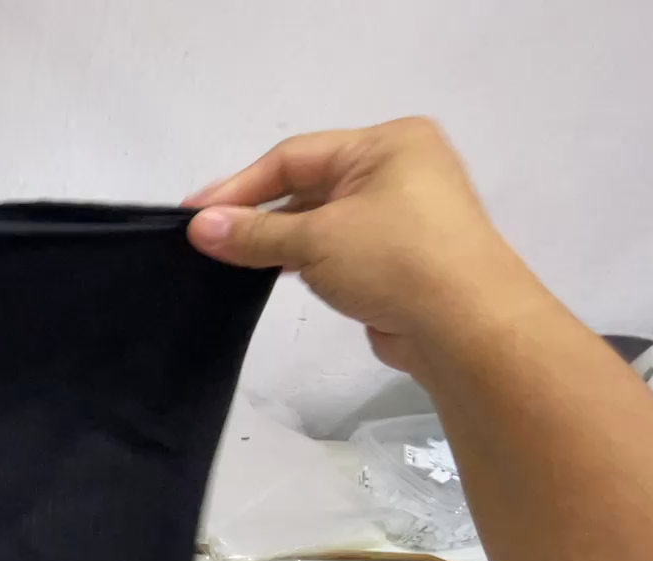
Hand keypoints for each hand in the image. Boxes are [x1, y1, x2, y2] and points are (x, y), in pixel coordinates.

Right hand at [184, 117, 555, 375]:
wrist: (461, 324)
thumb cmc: (394, 261)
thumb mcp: (314, 239)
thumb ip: (252, 232)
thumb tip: (198, 227)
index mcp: (386, 144)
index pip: (291, 157)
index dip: (236, 187)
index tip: (190, 215)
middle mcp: (394, 169)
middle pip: (302, 183)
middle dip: (252, 210)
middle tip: (202, 237)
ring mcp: (394, 212)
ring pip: (314, 216)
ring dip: (271, 235)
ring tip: (225, 256)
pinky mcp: (389, 252)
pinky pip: (328, 242)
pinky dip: (294, 253)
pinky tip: (265, 269)